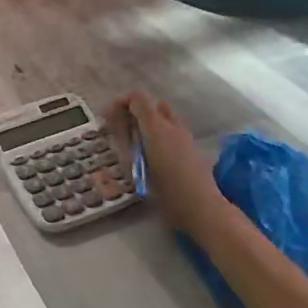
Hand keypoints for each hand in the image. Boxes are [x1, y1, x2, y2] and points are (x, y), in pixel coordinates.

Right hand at [104, 92, 226, 234]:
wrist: (201, 207)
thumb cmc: (167, 193)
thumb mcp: (140, 170)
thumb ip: (130, 148)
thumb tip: (120, 136)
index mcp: (157, 129)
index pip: (138, 99)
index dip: (121, 103)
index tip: (107, 118)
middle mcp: (173, 127)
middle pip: (154, 104)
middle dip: (137, 110)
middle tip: (122, 128)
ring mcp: (186, 136)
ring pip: (166, 117)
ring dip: (150, 122)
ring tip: (136, 143)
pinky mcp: (193, 149)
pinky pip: (174, 131)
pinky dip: (161, 134)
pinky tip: (153, 154)